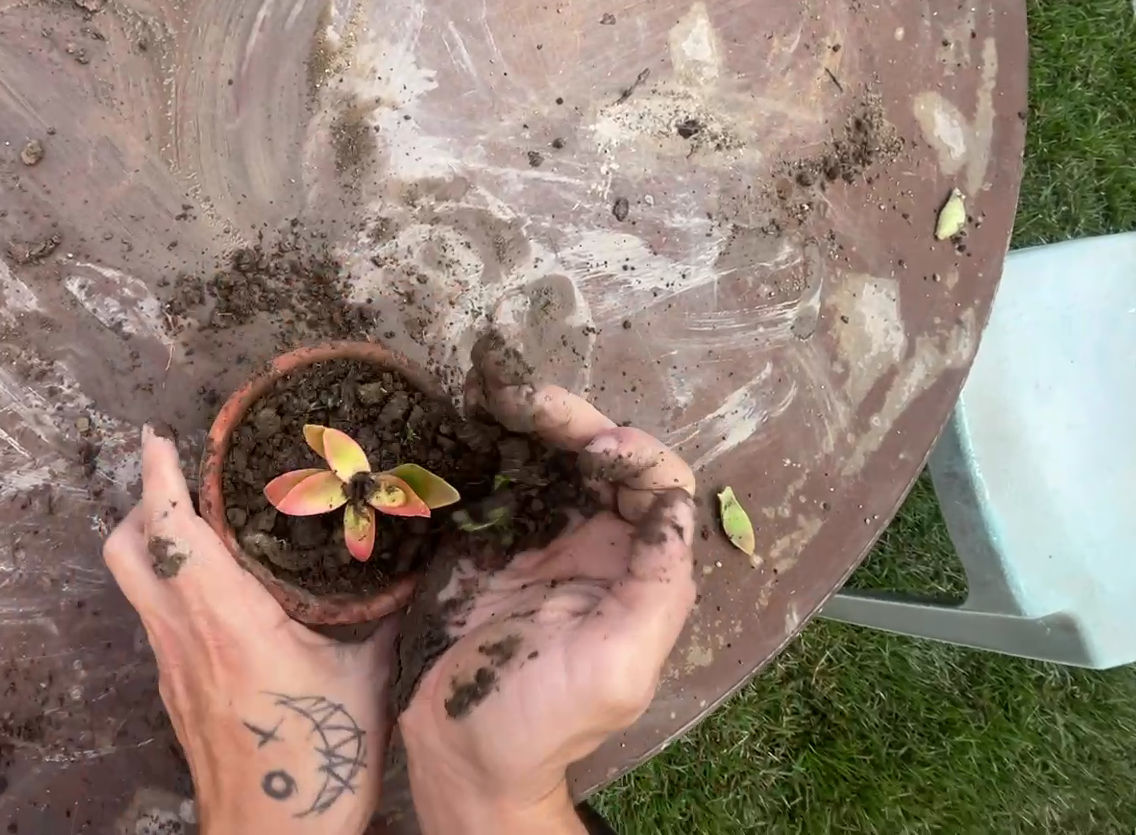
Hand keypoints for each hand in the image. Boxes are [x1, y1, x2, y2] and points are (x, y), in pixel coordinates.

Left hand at [103, 428, 398, 834]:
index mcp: (225, 618)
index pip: (172, 532)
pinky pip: (155, 611)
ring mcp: (169, 663)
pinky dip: (169, 578)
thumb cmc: (318, 757)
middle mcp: (182, 633)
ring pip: (134, 581)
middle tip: (179, 474)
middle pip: (126, 549)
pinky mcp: (172, 686)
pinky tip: (212, 582)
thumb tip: (410, 562)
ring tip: (197, 516)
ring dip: (153, 538)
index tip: (156, 438)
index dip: (158, 478)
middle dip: (142, 500)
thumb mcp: (364, 675)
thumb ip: (383, 611)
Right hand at [399, 341, 698, 833]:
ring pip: (547, 457)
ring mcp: (537, 535)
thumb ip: (654, 592)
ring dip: (527, 418)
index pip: (657, 487)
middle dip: (569, 419)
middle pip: (596, 458)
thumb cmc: (541, 722)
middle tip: (523, 391)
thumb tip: (679, 508)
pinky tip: (469, 417)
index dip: (634, 453)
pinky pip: (497, 474)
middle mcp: (593, 542)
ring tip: (495, 387)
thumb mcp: (614, 668)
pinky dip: (487, 441)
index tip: (591, 446)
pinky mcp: (488, 536)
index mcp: (636, 571)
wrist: (456, 750)